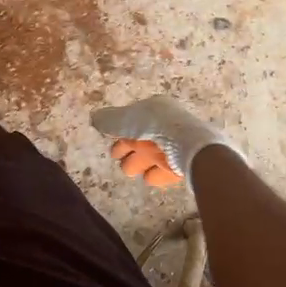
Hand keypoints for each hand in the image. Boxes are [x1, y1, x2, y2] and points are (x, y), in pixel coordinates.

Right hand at [91, 95, 237, 188]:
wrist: (191, 149)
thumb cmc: (155, 128)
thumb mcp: (126, 121)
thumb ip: (108, 120)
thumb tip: (94, 118)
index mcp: (155, 108)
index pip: (132, 118)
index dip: (119, 130)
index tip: (110, 143)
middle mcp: (167, 123)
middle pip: (142, 136)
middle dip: (128, 147)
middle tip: (117, 159)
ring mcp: (178, 143)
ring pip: (154, 153)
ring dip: (141, 162)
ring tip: (131, 172)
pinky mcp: (186, 163)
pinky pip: (167, 168)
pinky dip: (157, 172)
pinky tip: (149, 178)